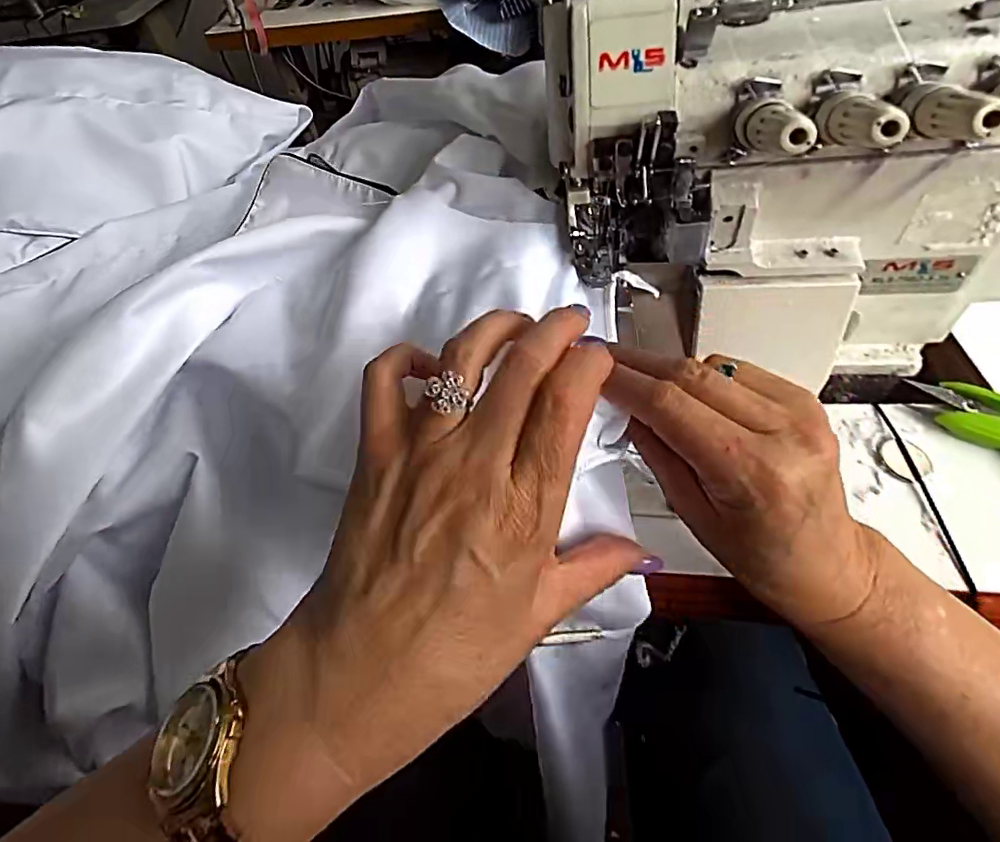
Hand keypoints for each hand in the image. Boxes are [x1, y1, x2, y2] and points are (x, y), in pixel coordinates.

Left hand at [225, 306, 647, 840]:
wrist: (356, 679)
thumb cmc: (456, 654)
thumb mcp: (540, 614)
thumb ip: (595, 567)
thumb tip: (643, 551)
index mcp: (526, 505)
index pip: (566, 403)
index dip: (589, 362)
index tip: (598, 356)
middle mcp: (477, 465)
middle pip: (522, 366)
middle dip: (554, 327)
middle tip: (569, 321)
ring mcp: (420, 453)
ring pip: (459, 359)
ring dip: (494, 327)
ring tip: (515, 326)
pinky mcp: (375, 454)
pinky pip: (384, 380)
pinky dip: (406, 357)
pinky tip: (429, 364)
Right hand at [602, 348, 895, 630]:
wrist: (829, 563)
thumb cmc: (770, 558)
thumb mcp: (696, 518)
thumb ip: (658, 455)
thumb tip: (627, 408)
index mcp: (753, 473)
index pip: (670, 405)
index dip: (626, 381)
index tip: (598, 371)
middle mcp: (785, 434)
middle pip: (691, 374)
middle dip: (643, 365)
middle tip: (612, 364)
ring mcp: (801, 412)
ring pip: (714, 365)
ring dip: (674, 371)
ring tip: (651, 387)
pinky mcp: (806, 399)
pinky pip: (740, 369)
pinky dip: (709, 377)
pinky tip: (698, 398)